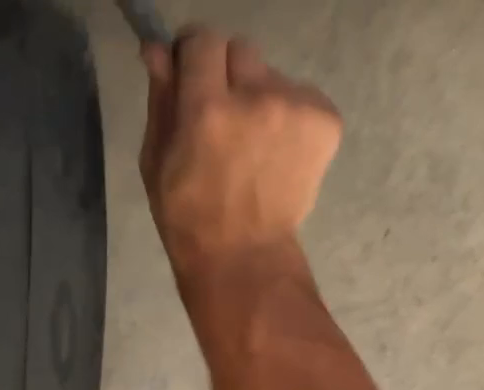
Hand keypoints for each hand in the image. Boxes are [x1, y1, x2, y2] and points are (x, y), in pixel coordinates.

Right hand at [140, 28, 342, 272]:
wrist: (241, 252)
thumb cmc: (184, 214)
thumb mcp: (156, 161)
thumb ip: (161, 101)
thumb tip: (157, 50)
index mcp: (207, 111)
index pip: (203, 42)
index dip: (192, 50)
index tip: (186, 67)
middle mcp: (258, 96)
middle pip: (239, 49)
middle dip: (223, 72)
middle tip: (215, 115)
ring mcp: (298, 105)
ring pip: (270, 75)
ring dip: (255, 96)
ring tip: (246, 144)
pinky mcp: (327, 117)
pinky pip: (298, 95)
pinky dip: (282, 115)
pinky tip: (270, 152)